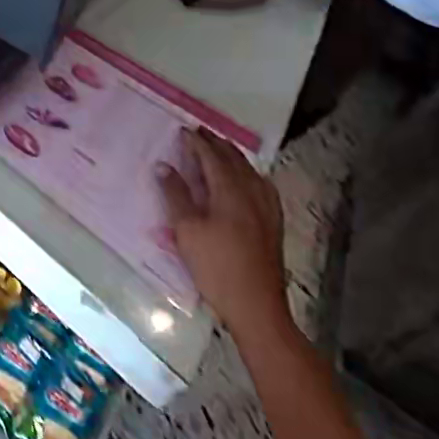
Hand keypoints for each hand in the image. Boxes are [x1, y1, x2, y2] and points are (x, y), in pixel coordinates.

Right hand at [158, 129, 288, 333]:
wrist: (257, 307)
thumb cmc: (217, 268)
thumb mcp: (186, 231)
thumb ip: (175, 195)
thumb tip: (163, 165)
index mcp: (229, 189)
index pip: (211, 156)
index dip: (197, 142)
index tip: (184, 130)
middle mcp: (251, 191)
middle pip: (233, 158)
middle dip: (216, 143)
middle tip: (200, 133)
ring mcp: (267, 207)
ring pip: (249, 170)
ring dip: (233, 155)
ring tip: (221, 149)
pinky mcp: (274, 222)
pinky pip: (261, 184)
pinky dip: (249, 172)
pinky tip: (249, 179)